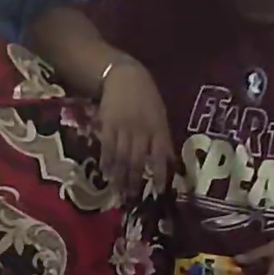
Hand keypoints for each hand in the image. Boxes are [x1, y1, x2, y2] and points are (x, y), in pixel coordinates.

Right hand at [96, 59, 173, 199]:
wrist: (124, 76)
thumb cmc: (145, 96)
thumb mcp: (160, 114)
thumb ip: (162, 137)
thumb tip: (167, 162)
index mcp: (158, 127)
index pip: (161, 155)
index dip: (160, 174)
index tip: (159, 191)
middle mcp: (142, 130)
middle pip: (138, 161)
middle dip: (134, 181)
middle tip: (131, 198)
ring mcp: (124, 129)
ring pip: (122, 158)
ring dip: (120, 177)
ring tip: (118, 192)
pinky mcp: (108, 126)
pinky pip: (107, 149)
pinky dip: (106, 163)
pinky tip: (105, 174)